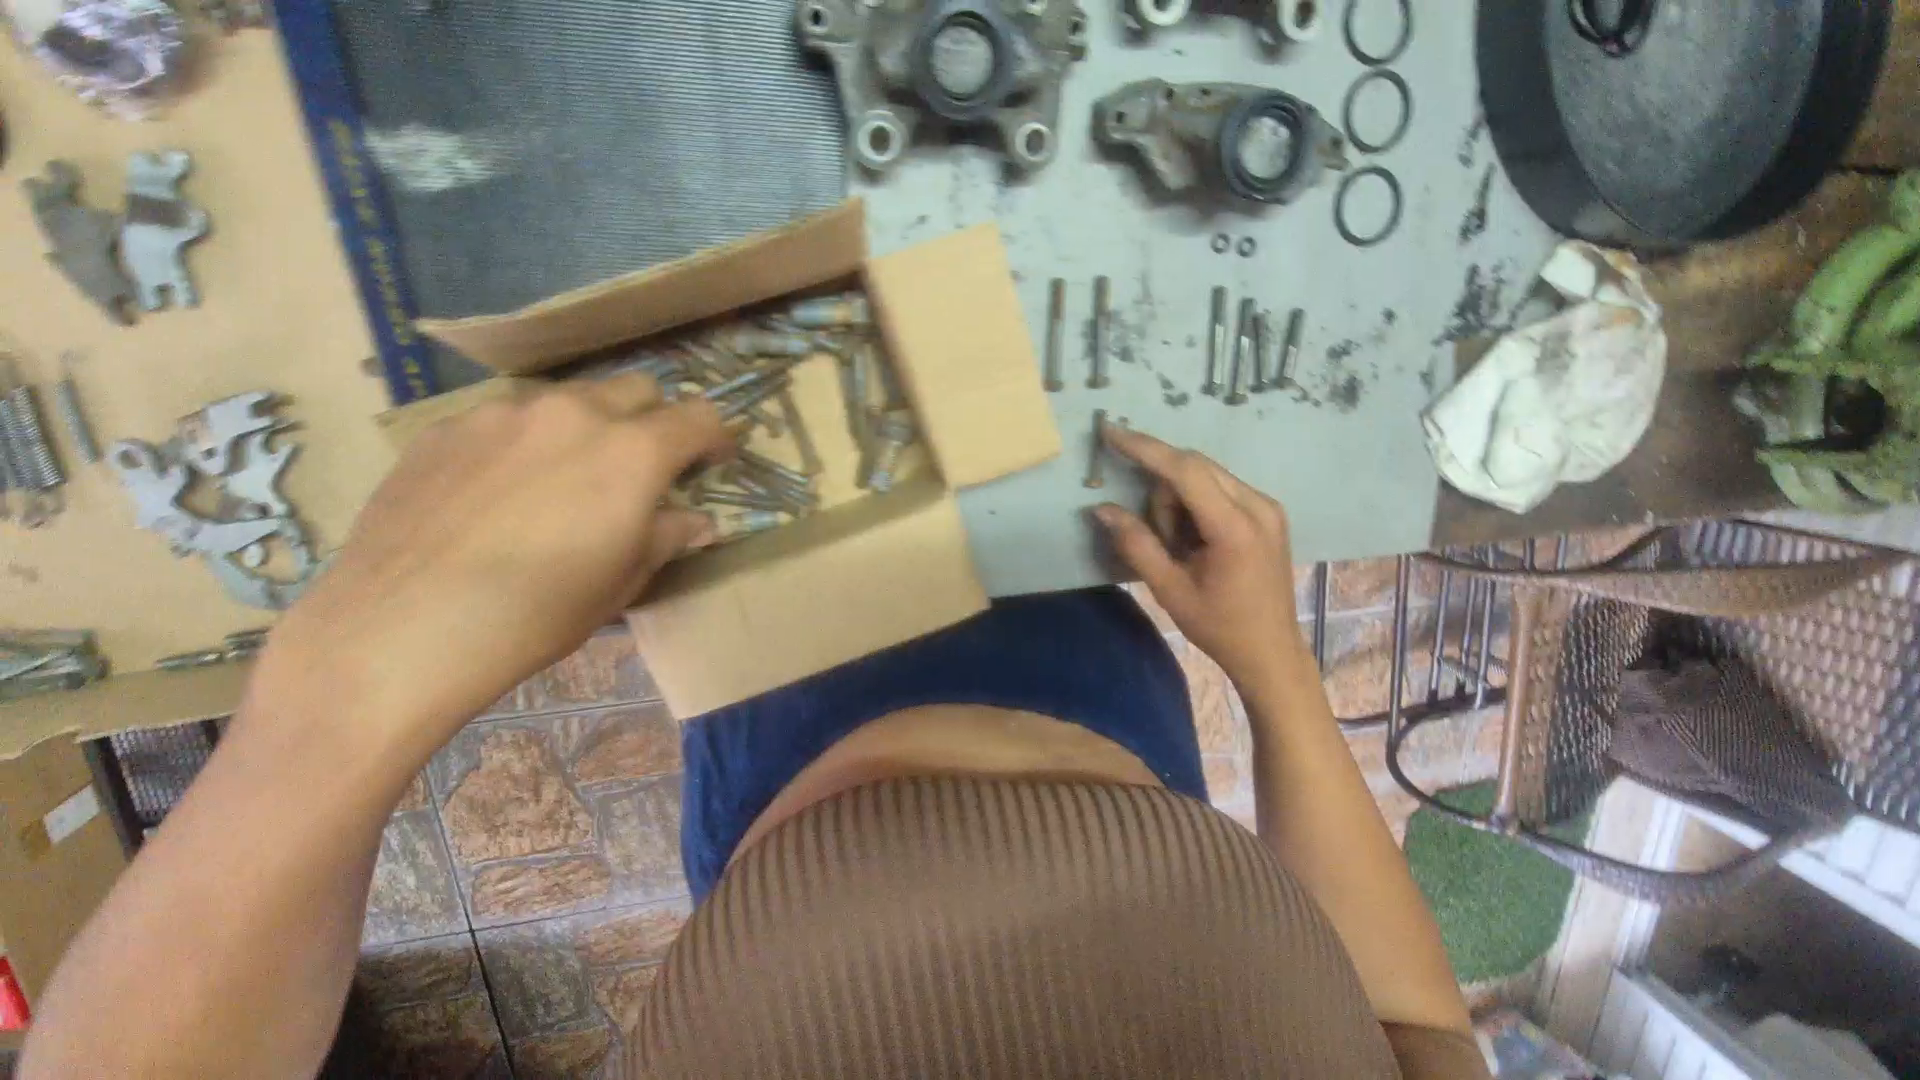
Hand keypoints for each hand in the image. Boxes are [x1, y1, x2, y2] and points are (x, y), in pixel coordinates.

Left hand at [254, 376, 731, 756]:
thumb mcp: (620, 583)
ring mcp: (502, 412)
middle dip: (653, 421)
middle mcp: (572, 412)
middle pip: (636, 390)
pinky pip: (506, 420)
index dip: (716, 437)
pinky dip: (524, 443)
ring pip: (568, 400)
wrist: (401, 628)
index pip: (699, 417)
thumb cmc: (536, 615)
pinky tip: (498, 494)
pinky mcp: (446, 427)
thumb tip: (694, 520)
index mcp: (631, 452)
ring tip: (563, 481)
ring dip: (586, 428)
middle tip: (642, 469)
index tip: (713, 463)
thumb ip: (666, 537)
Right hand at [1093, 426, 1307, 687]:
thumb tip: (1101, 508)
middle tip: (1161, 539)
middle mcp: (1258, 505)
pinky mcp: (1269, 511)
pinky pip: (1220, 487)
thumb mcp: (1170, 590)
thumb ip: (1136, 544)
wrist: (1271, 651)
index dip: (1144, 447)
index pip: (1184, 469)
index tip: (1110, 431)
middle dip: (1162, 492)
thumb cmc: (1219, 627)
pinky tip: (1197, 541)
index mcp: (1235, 527)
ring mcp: (1268, 506)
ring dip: (1179, 500)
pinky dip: (1197, 504)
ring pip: (1206, 475)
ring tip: (1182, 548)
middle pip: (1194, 467)